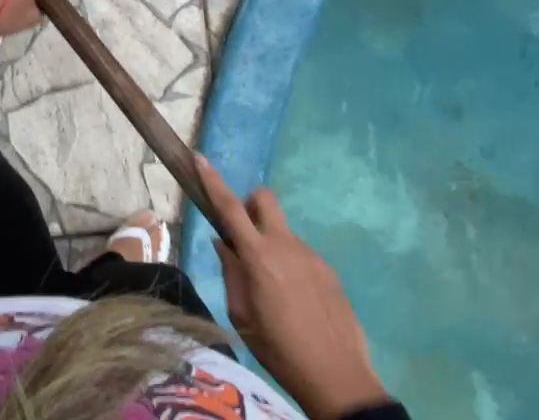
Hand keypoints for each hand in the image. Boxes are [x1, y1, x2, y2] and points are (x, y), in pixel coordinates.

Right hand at [199, 157, 390, 419]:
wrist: (338, 379)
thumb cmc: (279, 350)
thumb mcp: (241, 315)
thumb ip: (231, 273)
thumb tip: (224, 243)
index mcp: (259, 258)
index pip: (230, 208)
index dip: (212, 181)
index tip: (200, 158)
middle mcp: (286, 247)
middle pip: (264, 199)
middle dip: (248, 205)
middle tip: (242, 237)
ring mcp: (311, 256)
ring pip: (281, 231)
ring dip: (268, 244)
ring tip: (272, 289)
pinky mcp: (328, 270)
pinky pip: (299, 254)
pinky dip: (288, 265)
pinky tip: (294, 302)